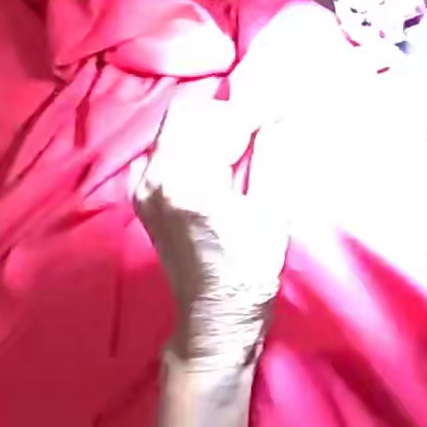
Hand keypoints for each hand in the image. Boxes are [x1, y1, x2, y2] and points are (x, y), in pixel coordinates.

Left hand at [134, 97, 287, 371]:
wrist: (212, 317)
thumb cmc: (250, 270)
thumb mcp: (273, 212)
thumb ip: (273, 155)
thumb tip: (278, 116)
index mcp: (191, 182)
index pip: (226, 121)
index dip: (260, 110)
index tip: (286, 109)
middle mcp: (156, 176)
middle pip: (192, 112)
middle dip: (231, 113)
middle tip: (263, 130)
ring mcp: (142, 185)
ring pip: (177, 126)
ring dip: (212, 126)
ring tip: (243, 148)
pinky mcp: (141, 194)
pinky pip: (166, 146)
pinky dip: (193, 143)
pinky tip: (216, 164)